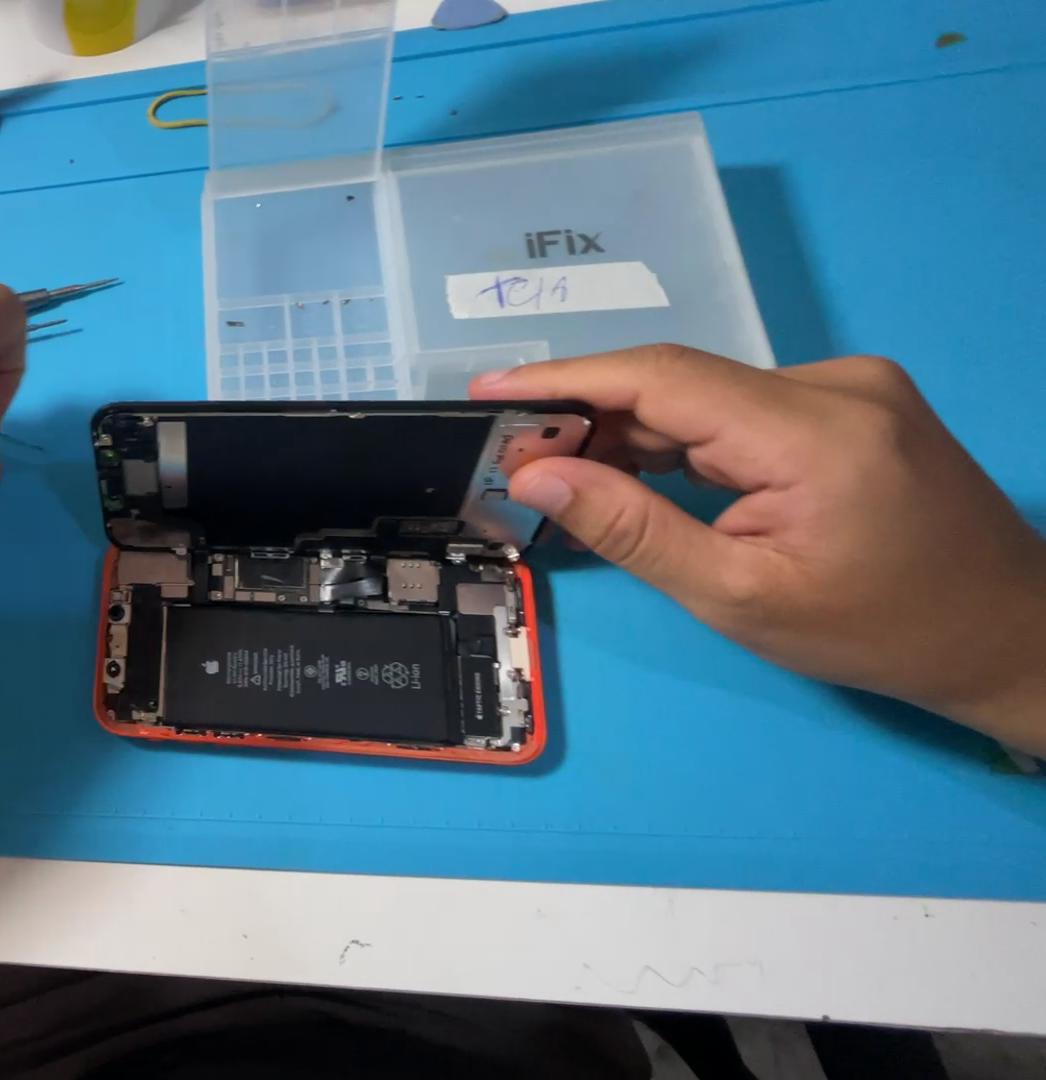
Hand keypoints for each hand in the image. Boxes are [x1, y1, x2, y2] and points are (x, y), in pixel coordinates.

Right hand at [472, 346, 1045, 750]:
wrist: (1012, 636)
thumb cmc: (875, 630)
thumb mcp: (734, 594)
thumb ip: (628, 529)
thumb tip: (535, 474)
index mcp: (814, 431)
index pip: (658, 379)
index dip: (562, 380)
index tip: (486, 391)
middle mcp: (828, 386)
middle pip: (669, 386)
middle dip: (579, 418)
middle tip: (507, 457)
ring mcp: (837, 392)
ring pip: (689, 400)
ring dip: (616, 437)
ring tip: (553, 476)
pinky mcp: (833, 408)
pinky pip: (718, 414)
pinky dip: (659, 445)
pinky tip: (620, 477)